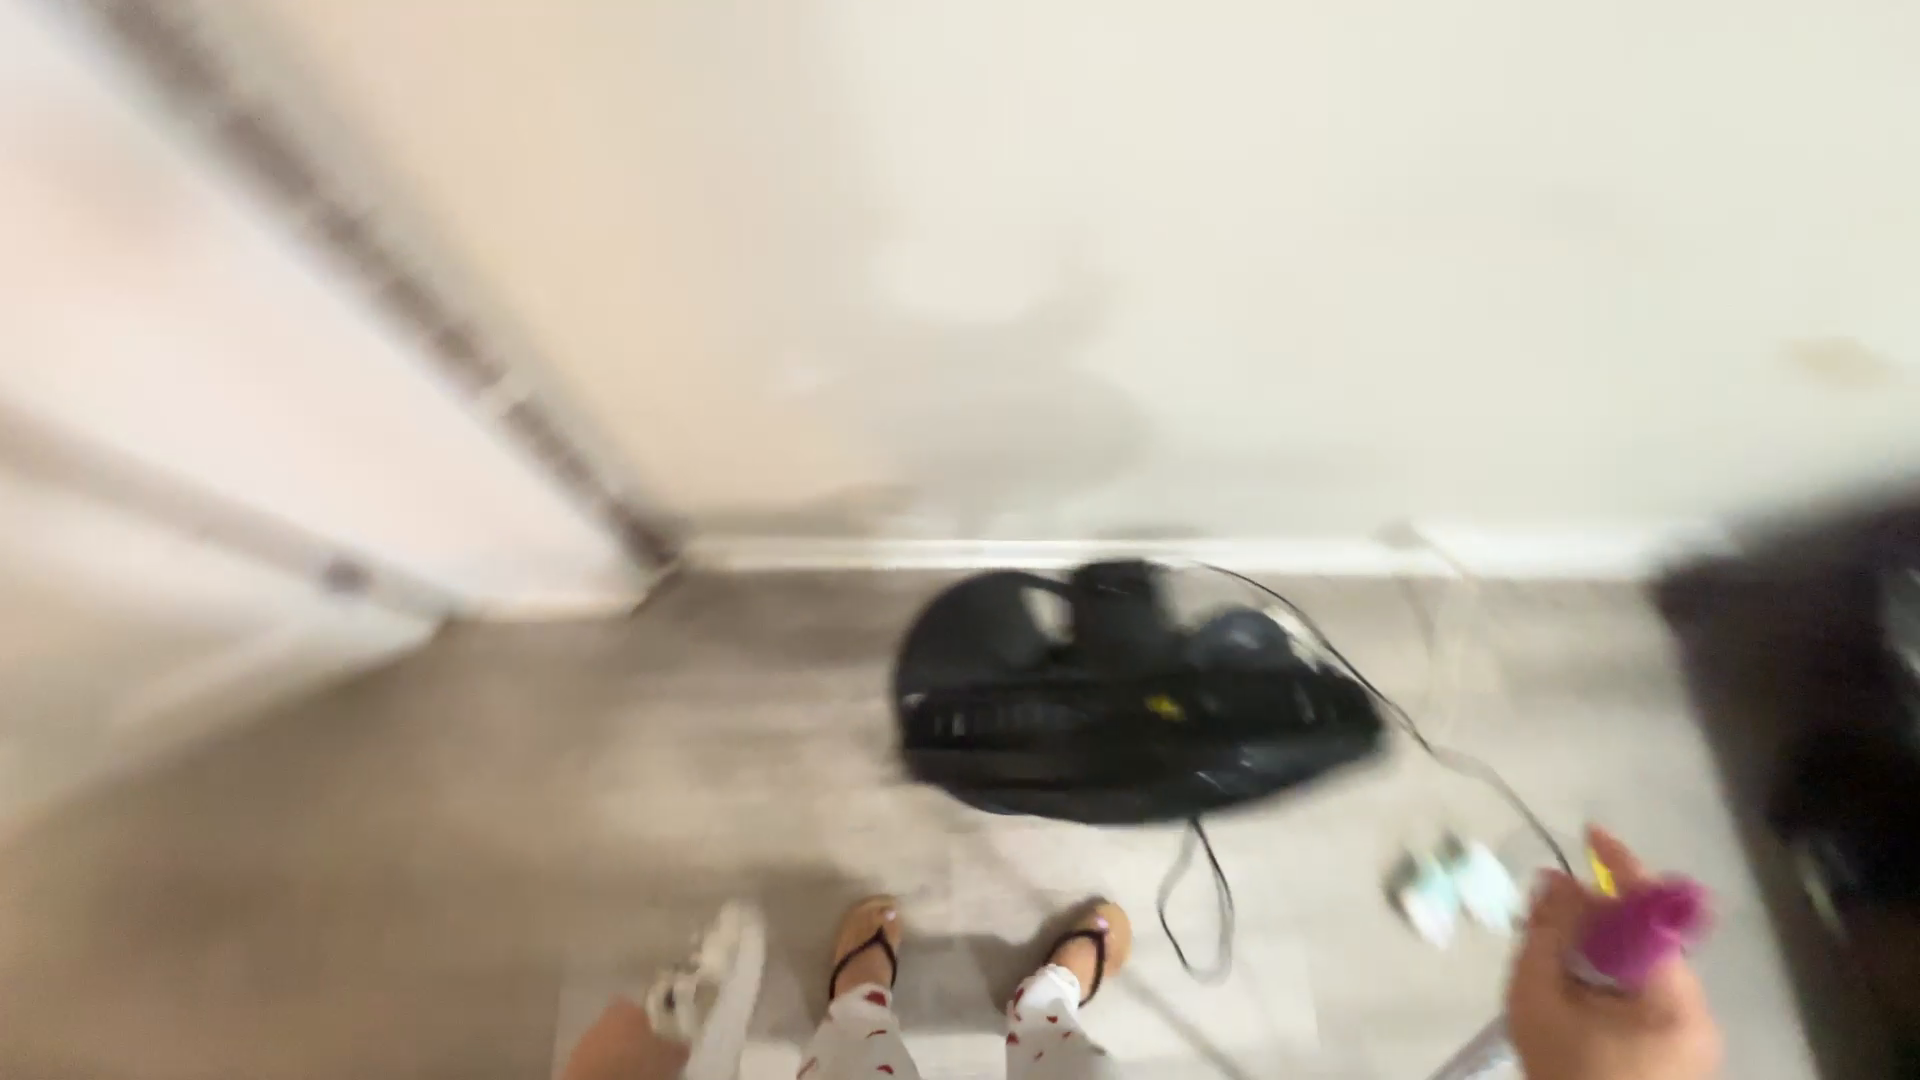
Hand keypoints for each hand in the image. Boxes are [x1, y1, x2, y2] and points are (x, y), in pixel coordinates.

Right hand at [1506, 827, 1721, 1079]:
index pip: (1653, 918)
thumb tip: (1555, 878)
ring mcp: (1687, 1032)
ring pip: (1635, 961)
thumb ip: (1547, 932)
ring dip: (1590, 941)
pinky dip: (1598, 967)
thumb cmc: (1562, 1065)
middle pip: (1641, 937)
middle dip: (1591, 911)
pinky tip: (1564, 976)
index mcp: (1672, 1001)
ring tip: (1543, 945)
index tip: (1590, 833)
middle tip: (1541, 905)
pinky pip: (1636, 985)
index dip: (1624, 871)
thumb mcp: (1537, 993)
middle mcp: (1694, 1013)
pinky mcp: (1671, 1043)